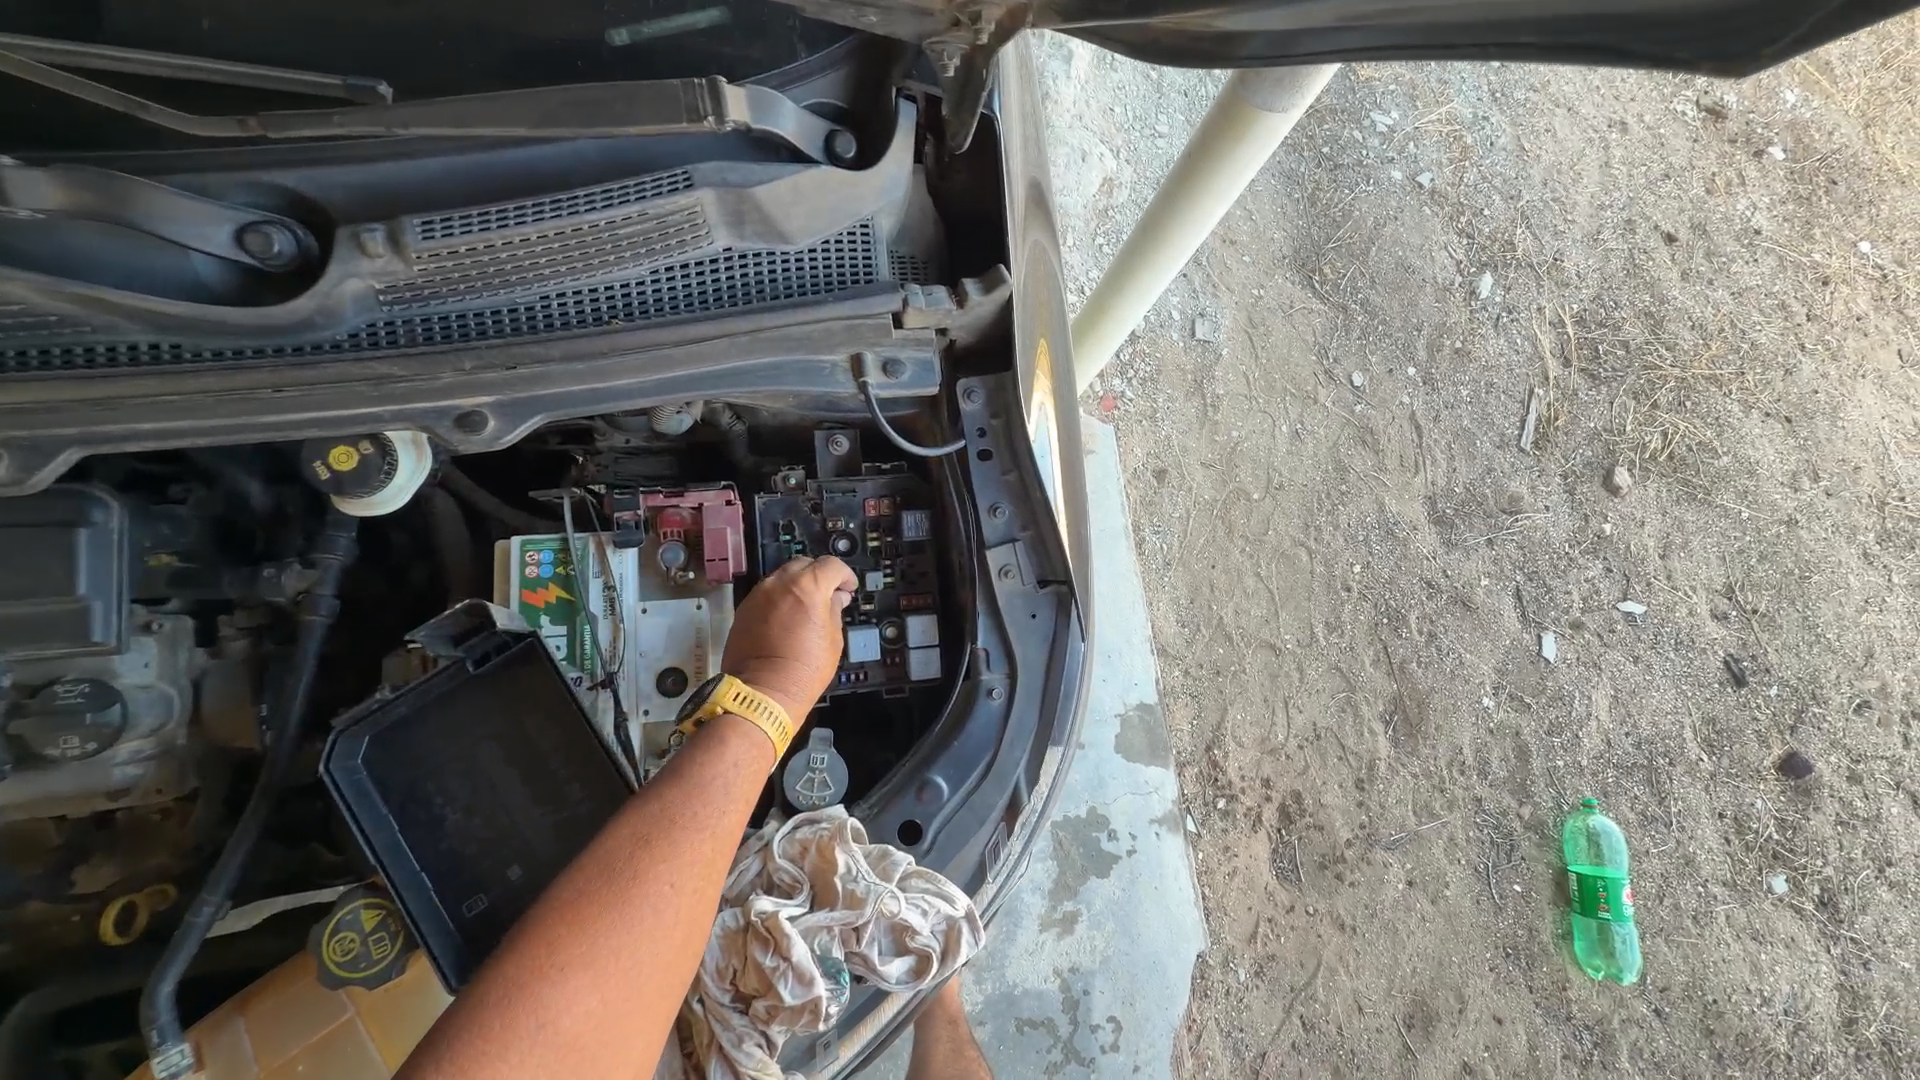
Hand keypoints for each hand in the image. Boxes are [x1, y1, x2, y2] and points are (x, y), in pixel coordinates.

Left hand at [724, 556, 856, 719]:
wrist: (762, 692)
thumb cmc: (804, 670)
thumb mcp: (833, 640)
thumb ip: (834, 610)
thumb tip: (836, 598)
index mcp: (807, 586)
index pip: (831, 565)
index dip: (845, 575)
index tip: (849, 588)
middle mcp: (779, 583)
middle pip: (804, 564)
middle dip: (819, 575)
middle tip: (829, 594)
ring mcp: (758, 594)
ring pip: (782, 577)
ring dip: (797, 585)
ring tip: (807, 607)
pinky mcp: (743, 609)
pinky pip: (766, 593)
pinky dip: (779, 598)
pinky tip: (786, 618)